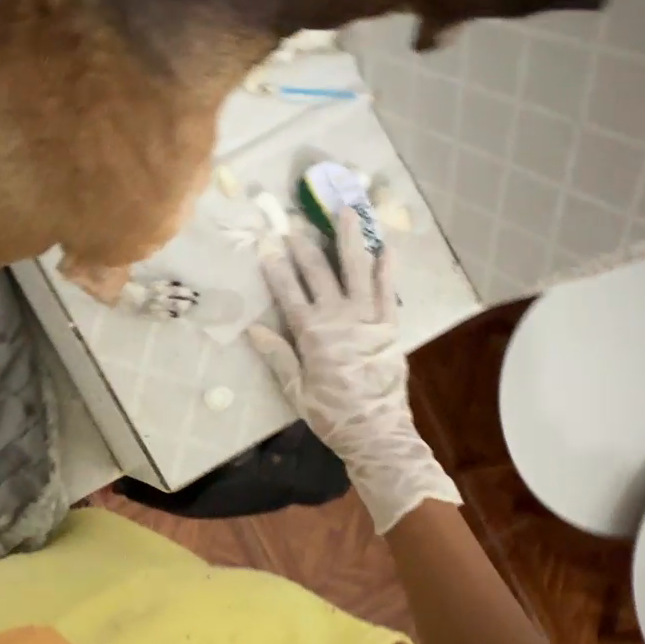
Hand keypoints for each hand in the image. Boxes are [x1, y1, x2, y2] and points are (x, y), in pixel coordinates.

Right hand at [247, 211, 460, 533]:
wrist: (377, 431)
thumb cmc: (331, 414)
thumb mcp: (296, 390)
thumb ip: (278, 356)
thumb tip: (254, 330)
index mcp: (312, 335)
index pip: (289, 292)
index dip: (276, 267)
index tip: (267, 244)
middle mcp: (340, 318)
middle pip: (319, 274)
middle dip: (305, 246)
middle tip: (295, 222)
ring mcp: (368, 318)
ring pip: (357, 270)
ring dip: (351, 240)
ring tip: (348, 211)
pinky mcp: (390, 326)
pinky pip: (388, 290)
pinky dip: (387, 267)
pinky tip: (384, 246)